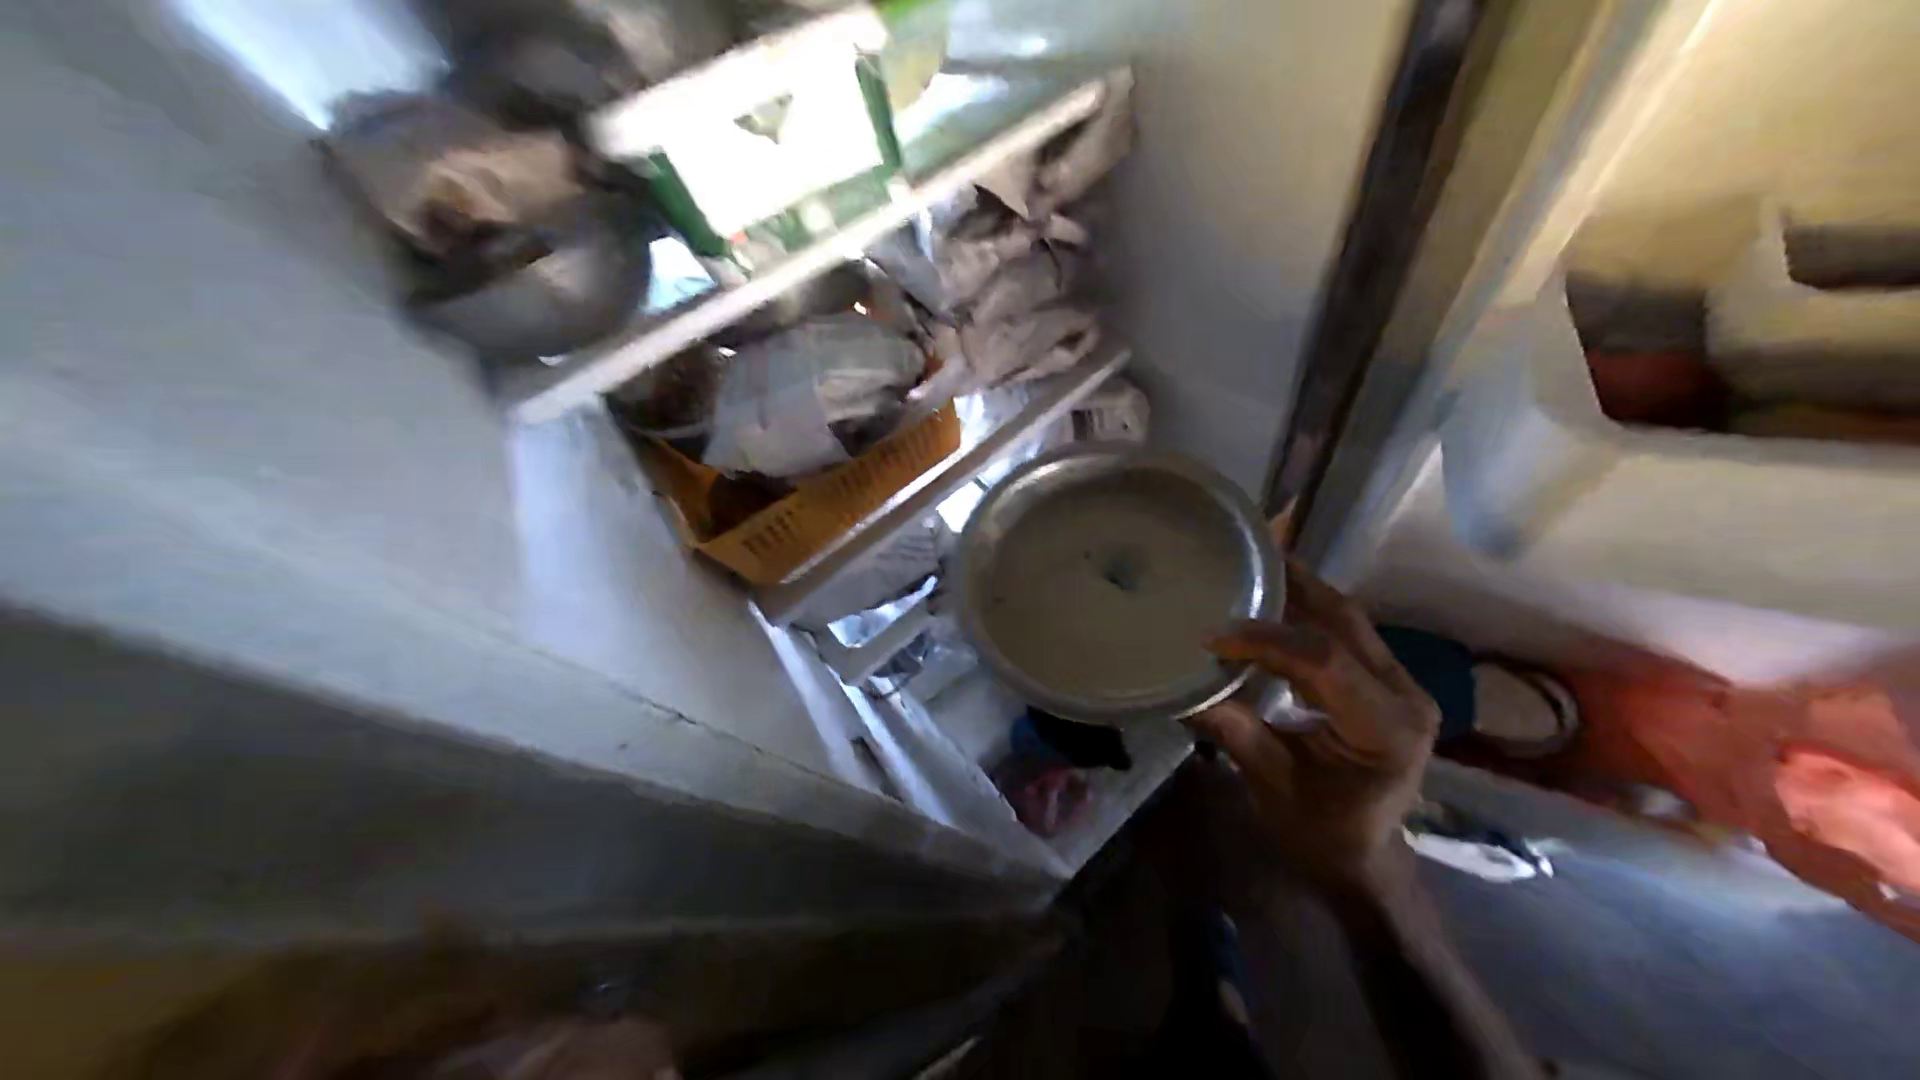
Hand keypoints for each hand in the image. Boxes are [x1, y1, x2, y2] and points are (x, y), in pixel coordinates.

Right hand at [1189, 558, 1438, 892]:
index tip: (1213, 637)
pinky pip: (1345, 634)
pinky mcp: (1386, 683)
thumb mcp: (1272, 788)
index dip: (1266, 641)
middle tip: (1247, 558)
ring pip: (1349, 621)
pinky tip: (1274, 601)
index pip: (1324, 662)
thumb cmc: (1320, 833)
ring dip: (1302, 592)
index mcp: (1384, 728)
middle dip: (1295, 587)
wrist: (1363, 858)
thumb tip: (1187, 690)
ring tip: (1257, 567)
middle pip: (1346, 624)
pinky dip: (1308, 612)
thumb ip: (1238, 734)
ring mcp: (1401, 685)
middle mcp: (1405, 696)